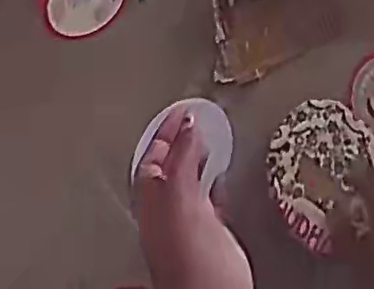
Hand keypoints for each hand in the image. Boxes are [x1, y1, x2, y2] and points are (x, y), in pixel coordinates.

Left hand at [135, 108, 253, 288]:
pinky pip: (206, 192)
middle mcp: (166, 213)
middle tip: (193, 115)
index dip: (166, 129)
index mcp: (154, 203)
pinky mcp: (209, 231)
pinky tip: (219, 173)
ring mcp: (187, 223)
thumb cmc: (193, 265)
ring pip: (185, 177)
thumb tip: (188, 124)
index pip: (153, 155)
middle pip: (167, 165)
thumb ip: (182, 161)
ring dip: (194, 154)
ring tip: (206, 134)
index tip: (181, 108)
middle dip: (178, 137)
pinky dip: (211, 175)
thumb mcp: (182, 202)